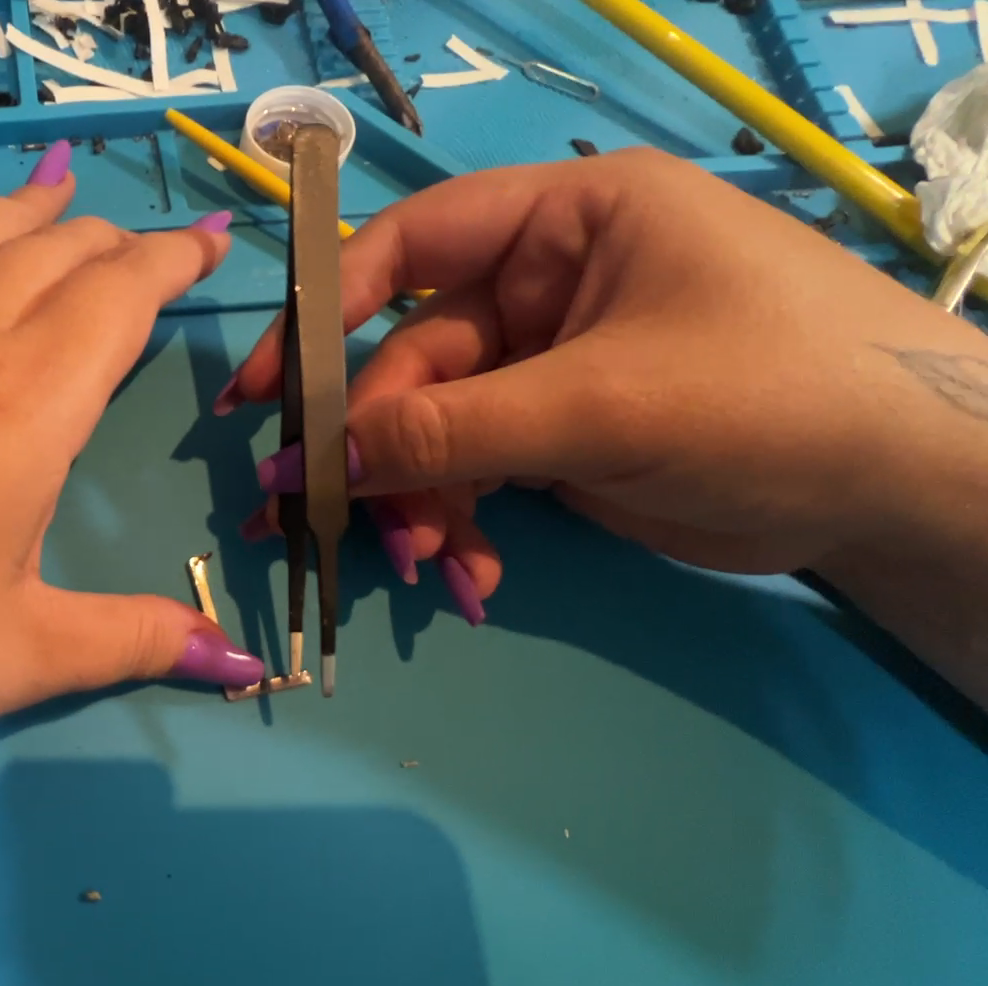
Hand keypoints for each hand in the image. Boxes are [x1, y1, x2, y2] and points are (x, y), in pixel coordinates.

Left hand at [0, 100, 256, 760]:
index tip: (206, 245)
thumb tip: (240, 665)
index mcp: (25, 406)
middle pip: (45, 260)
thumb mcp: (23, 656)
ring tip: (52, 189)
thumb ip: (134, 642)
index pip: (116, 299)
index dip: (169, 264)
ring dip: (18, 215)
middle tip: (140, 249)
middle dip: (106, 244)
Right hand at [219, 148, 987, 607]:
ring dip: (414, 504)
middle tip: (335, 521)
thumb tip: (312, 465)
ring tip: (425, 565)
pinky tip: (470, 574)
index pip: (405, 247)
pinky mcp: (539, 436)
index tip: (264, 391)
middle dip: (379, 453)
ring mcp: (533, 368)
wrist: (909, 494)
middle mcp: (534, 287)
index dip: (322, 313)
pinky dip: (452, 525)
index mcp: (558, 224)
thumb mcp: (597, 406)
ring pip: (424, 434)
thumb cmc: (777, 395)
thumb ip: (444, 431)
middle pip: (406, 368)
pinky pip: (459, 475)